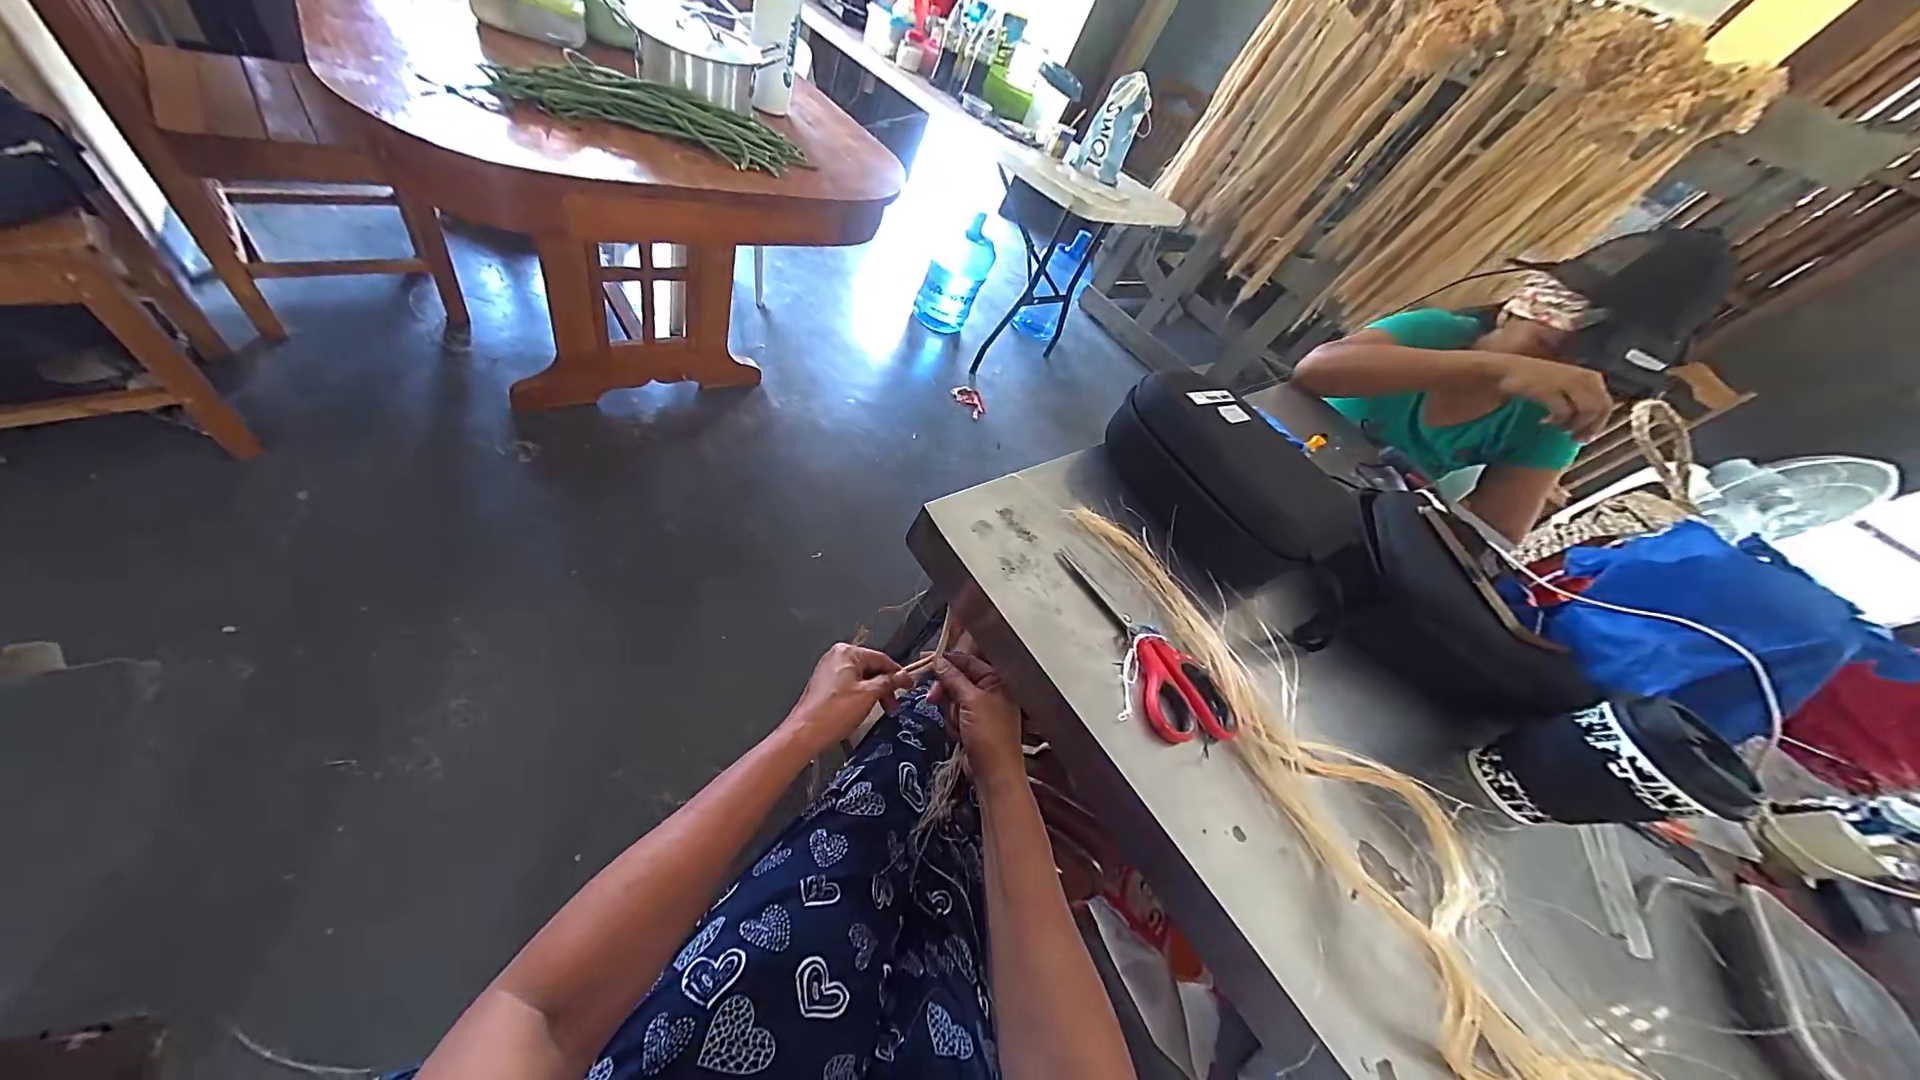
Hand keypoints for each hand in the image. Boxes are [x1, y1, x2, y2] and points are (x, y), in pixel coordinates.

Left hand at [782, 644, 913, 752]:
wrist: (805, 733)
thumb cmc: (833, 712)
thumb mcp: (869, 694)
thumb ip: (889, 682)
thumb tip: (902, 676)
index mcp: (846, 653)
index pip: (881, 658)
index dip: (898, 673)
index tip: (908, 684)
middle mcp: (836, 658)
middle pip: (871, 667)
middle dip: (885, 686)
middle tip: (894, 702)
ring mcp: (829, 671)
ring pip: (862, 678)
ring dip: (875, 693)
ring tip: (883, 708)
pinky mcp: (826, 686)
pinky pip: (851, 685)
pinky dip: (862, 696)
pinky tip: (867, 708)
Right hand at [929, 653, 1025, 789]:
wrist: (994, 774)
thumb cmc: (988, 735)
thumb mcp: (971, 701)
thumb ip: (953, 678)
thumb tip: (939, 660)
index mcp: (996, 680)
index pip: (967, 661)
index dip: (946, 660)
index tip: (924, 660)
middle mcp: (990, 691)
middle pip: (957, 679)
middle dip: (945, 690)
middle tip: (932, 697)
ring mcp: (981, 708)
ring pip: (953, 697)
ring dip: (949, 710)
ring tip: (955, 724)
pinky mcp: (972, 723)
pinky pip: (954, 713)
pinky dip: (952, 722)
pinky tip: (957, 733)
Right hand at [1489, 354, 1612, 440]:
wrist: (1509, 370)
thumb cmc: (1535, 380)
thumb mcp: (1563, 387)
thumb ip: (1577, 399)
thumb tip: (1586, 425)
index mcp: (1592, 378)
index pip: (1606, 405)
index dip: (1598, 424)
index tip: (1585, 438)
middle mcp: (1585, 379)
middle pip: (1600, 409)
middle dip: (1588, 428)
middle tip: (1573, 439)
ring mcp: (1568, 383)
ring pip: (1587, 412)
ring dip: (1573, 425)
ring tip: (1558, 428)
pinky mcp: (1551, 390)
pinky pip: (1564, 411)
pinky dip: (1557, 421)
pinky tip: (1543, 421)